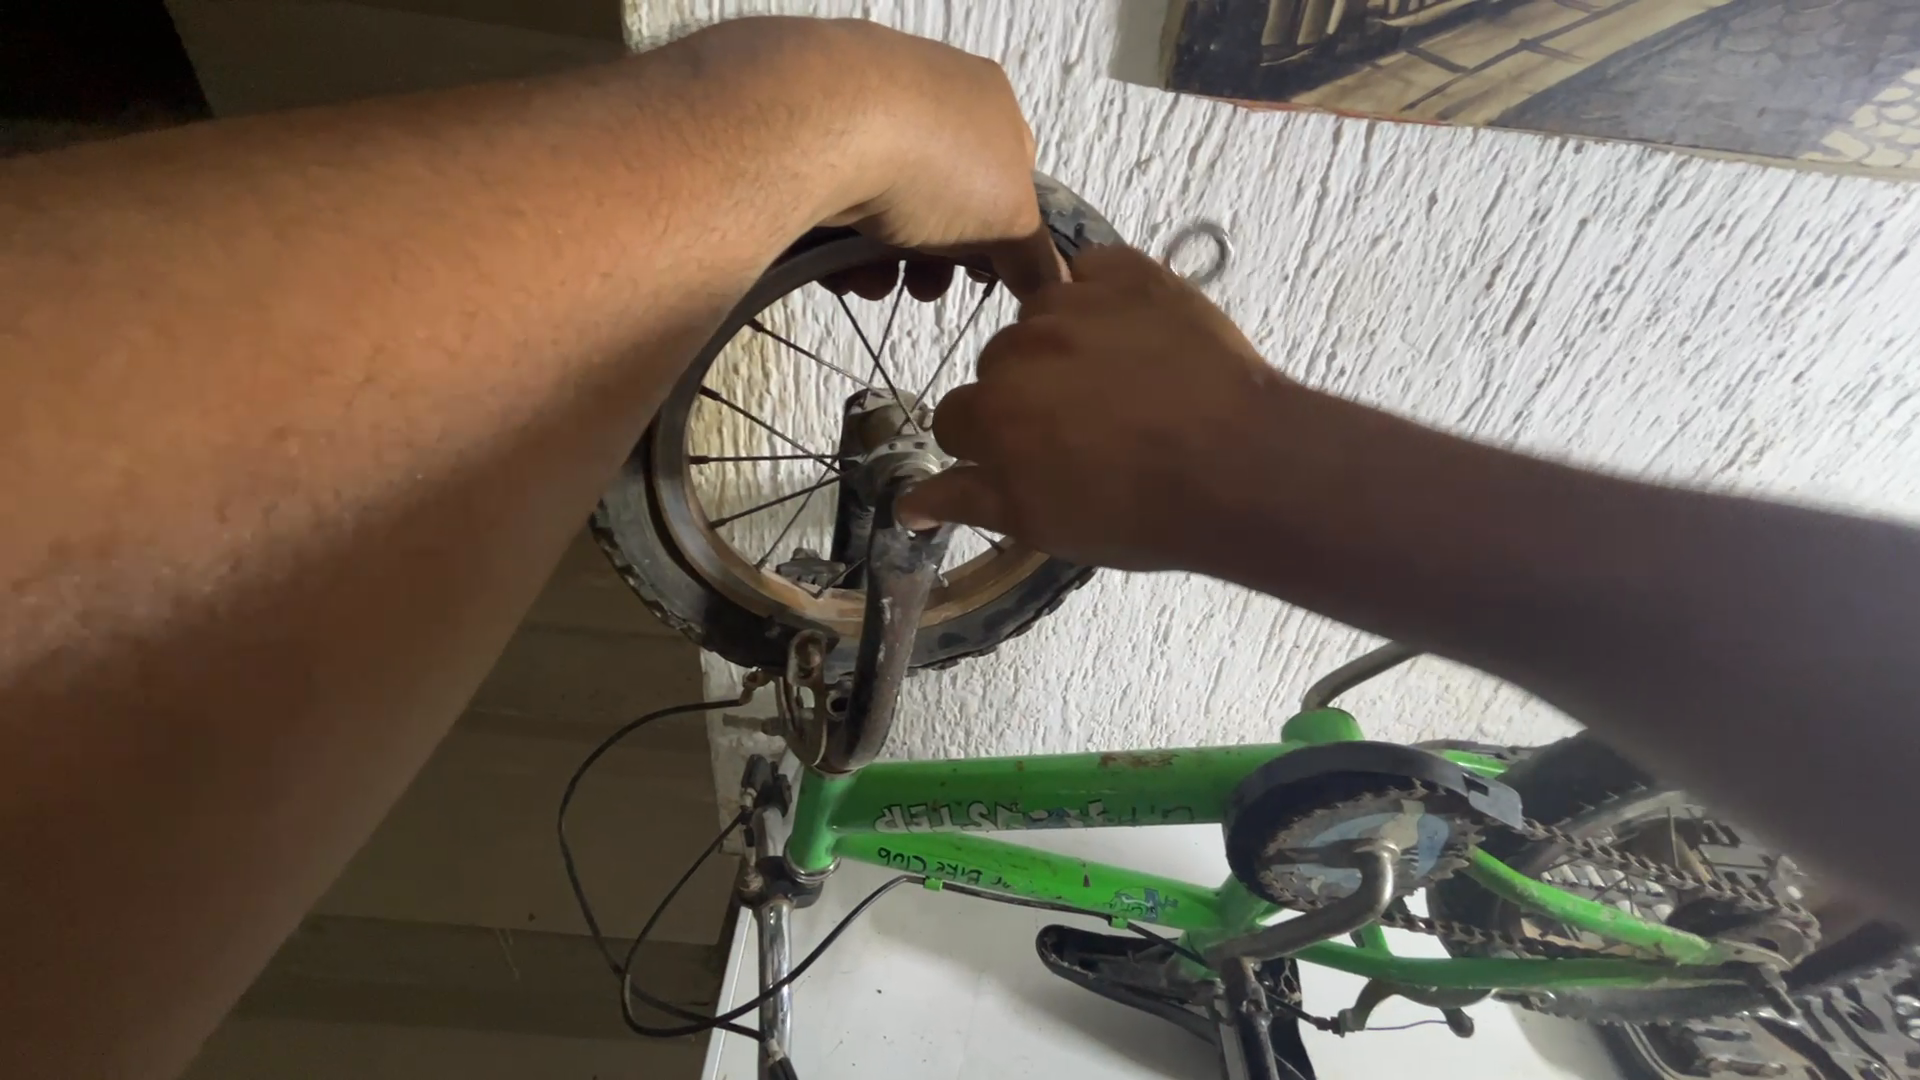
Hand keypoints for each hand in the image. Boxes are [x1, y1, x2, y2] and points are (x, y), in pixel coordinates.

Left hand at [684, 18, 1062, 298]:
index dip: (999, 237)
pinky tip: (839, 270)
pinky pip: (841, 205)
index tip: (979, 278)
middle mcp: (931, 95)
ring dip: (887, 265)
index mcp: (990, 102)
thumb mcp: (1008, 220)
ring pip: (890, 212)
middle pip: (946, 204)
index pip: (1011, 178)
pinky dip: (843, 246)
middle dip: (935, 261)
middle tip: (923, 290)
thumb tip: (1053, 288)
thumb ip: (1034, 258)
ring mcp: (869, 109)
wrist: (823, 125)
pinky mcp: (814, 134)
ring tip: (873, 285)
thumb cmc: (936, 163)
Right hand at [898, 245, 1286, 570]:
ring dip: (1060, 346)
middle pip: (996, 366)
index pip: (954, 419)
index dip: (988, 442)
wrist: (1238, 467)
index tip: (1028, 458)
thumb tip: (905, 502)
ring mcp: (1075, 304)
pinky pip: (1092, 273)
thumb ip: (967, 501)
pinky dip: (1101, 297)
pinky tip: (1132, 335)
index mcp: (989, 414)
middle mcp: (1018, 350)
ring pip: (1040, 319)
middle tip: (1081, 426)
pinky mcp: (1129, 274)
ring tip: (1117, 383)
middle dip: (1022, 394)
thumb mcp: (1039, 523)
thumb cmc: (1133, 511)